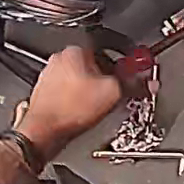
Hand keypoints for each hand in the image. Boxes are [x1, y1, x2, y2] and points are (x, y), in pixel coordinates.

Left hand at [15, 45, 124, 159]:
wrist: (45, 131)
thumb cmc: (69, 110)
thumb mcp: (112, 92)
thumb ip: (128, 81)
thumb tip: (138, 80)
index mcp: (75, 51)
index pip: (105, 51)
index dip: (118, 67)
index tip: (124, 78)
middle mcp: (59, 60)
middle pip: (91, 66)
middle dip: (103, 80)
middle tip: (110, 94)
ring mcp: (49, 76)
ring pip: (79, 81)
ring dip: (88, 92)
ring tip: (93, 106)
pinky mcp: (44, 93)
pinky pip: (67, 94)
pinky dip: (75, 101)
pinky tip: (79, 112)